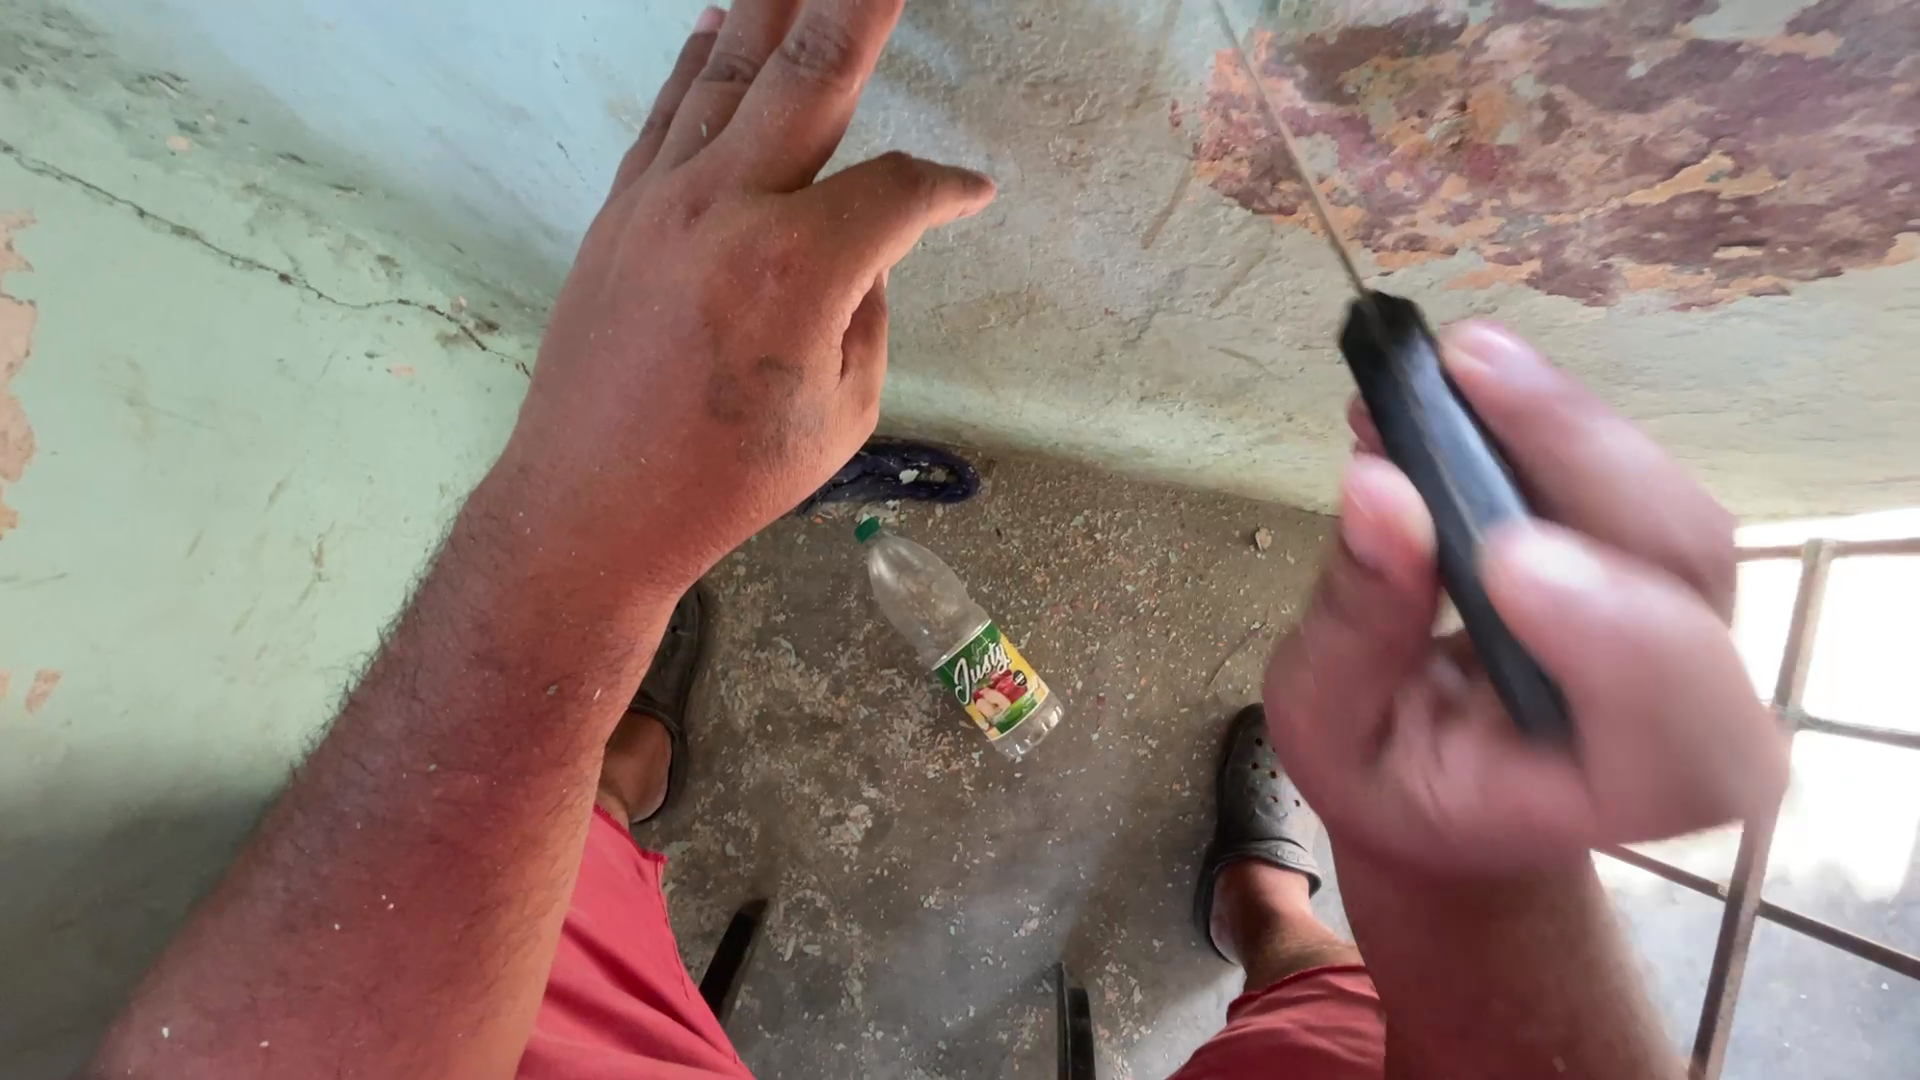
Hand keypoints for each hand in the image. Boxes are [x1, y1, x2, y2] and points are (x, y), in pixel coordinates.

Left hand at [499, 1, 994, 593]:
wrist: (597, 502)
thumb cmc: (733, 477)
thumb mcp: (845, 413)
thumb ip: (866, 314)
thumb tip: (861, 253)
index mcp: (801, 268)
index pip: (899, 191)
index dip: (948, 190)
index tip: (974, 195)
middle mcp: (729, 207)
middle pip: (812, 68)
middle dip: (864, 2)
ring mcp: (663, 198)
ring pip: (730, 66)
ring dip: (780, 2)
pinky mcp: (620, 209)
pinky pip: (672, 107)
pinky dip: (707, 58)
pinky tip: (728, 25)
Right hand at [1264, 322, 1789, 873]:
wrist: (1439, 792)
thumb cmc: (1380, 780)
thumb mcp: (1327, 721)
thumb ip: (1356, 624)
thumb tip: (1376, 488)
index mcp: (1620, 786)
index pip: (1671, 719)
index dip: (1610, 631)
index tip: (1499, 553)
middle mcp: (1687, 702)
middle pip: (1674, 562)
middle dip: (1570, 451)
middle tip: (1459, 367)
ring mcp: (1673, 626)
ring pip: (1655, 502)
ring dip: (1550, 421)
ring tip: (1445, 366)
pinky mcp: (1633, 571)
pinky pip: (1612, 485)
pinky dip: (1532, 429)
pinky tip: (1456, 393)